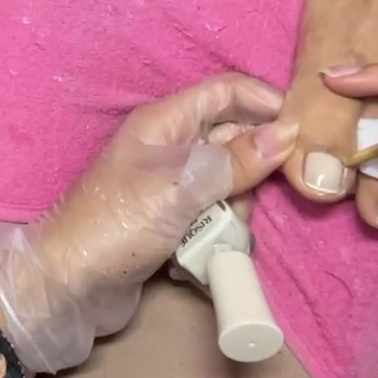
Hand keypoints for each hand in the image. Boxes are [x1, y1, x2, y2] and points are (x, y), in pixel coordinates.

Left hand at [0, 74, 297, 372]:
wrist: (71, 285)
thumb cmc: (116, 224)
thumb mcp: (180, 187)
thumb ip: (235, 160)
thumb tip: (287, 132)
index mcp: (165, 121)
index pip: (227, 91)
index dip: (267, 102)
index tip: (307, 131)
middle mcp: (171, 146)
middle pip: (236, 137)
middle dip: (257, 166)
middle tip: (259, 198)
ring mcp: (173, 185)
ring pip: (232, 181)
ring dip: (237, 207)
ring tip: (223, 232)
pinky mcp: (174, 220)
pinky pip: (216, 214)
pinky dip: (220, 231)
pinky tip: (209, 252)